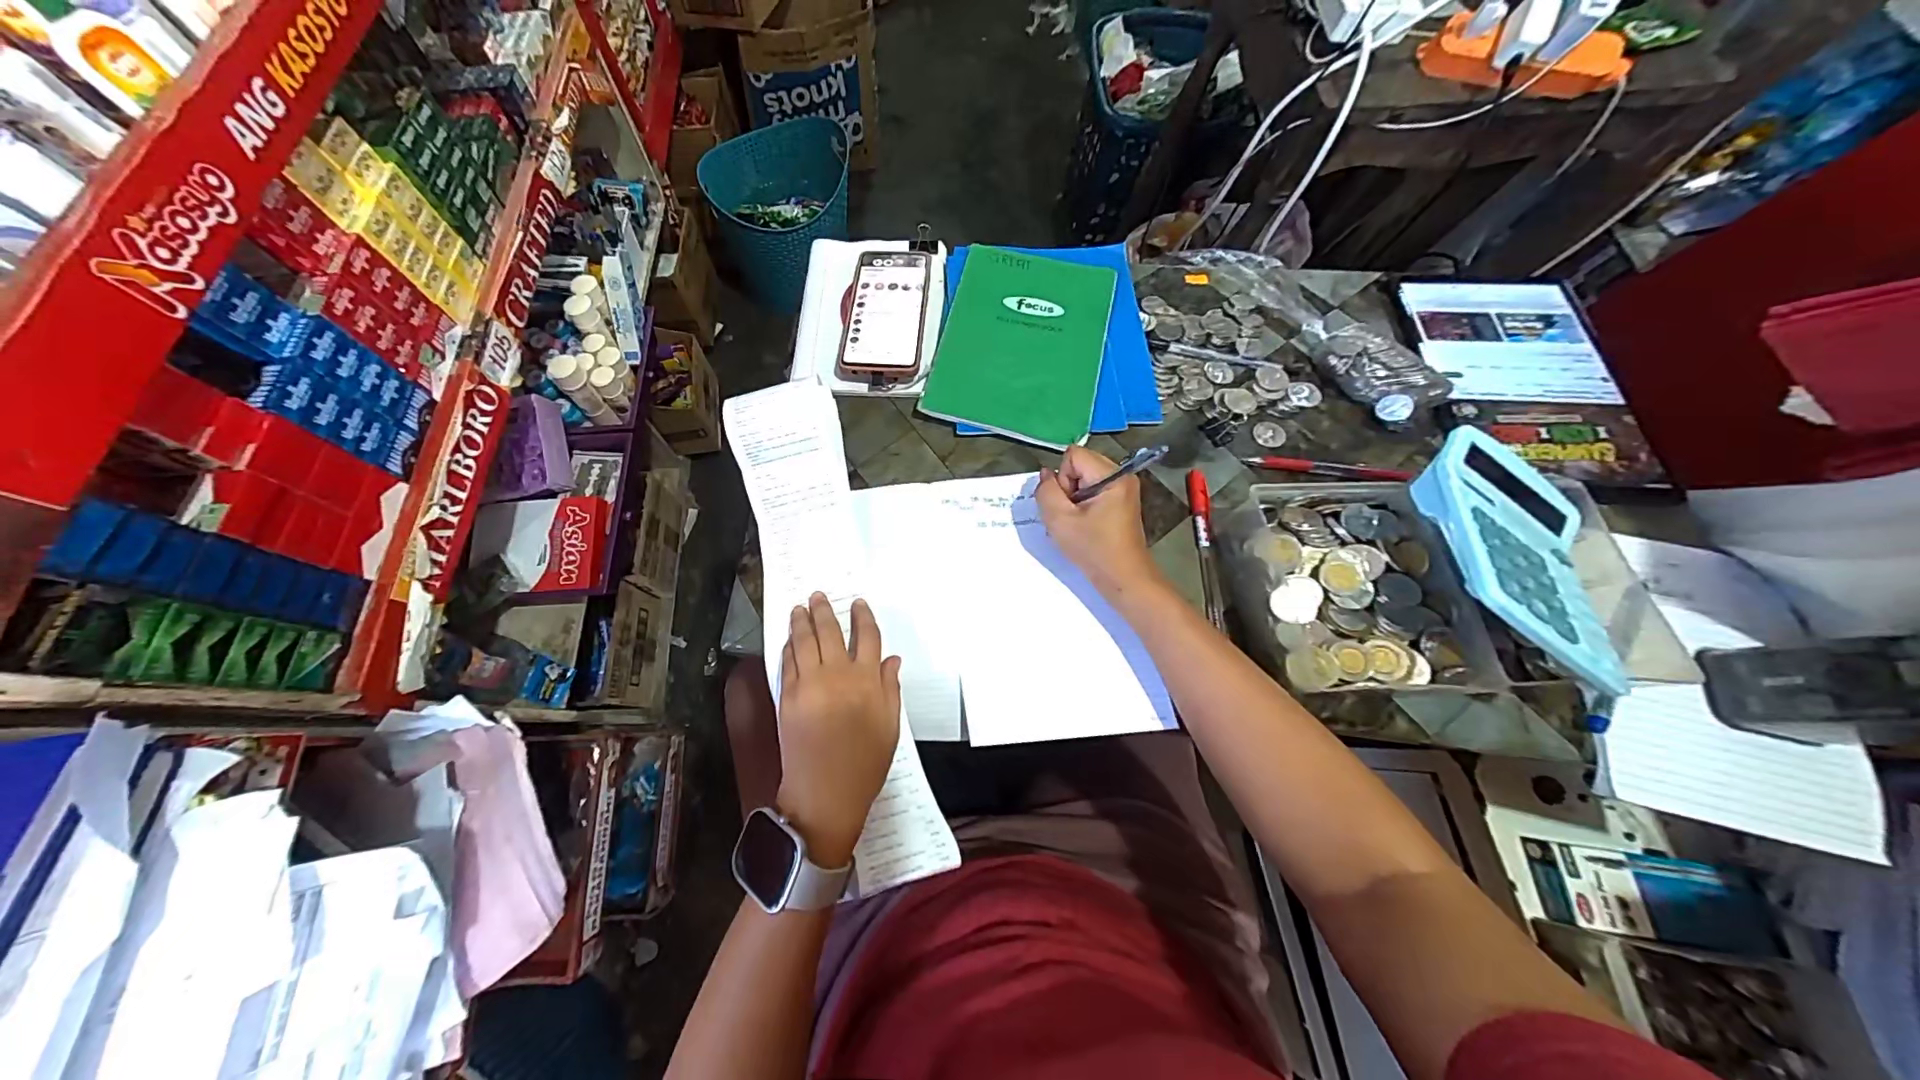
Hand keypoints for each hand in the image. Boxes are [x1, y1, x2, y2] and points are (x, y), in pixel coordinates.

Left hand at [775, 593, 901, 868]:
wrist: (825, 793)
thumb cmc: (865, 763)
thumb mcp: (890, 726)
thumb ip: (891, 688)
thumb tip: (892, 659)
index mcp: (867, 682)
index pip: (867, 638)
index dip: (863, 617)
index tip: (859, 604)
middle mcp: (838, 676)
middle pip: (830, 632)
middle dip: (825, 611)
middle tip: (819, 596)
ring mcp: (809, 685)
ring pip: (804, 642)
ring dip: (802, 621)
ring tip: (801, 608)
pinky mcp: (787, 697)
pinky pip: (788, 662)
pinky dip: (789, 646)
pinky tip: (790, 639)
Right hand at [1037, 446, 1163, 599]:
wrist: (1124, 578)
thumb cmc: (1094, 551)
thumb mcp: (1059, 520)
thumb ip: (1046, 491)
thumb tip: (1046, 474)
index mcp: (1113, 476)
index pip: (1073, 455)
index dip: (1063, 479)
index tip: (1069, 505)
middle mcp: (1122, 476)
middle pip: (1079, 463)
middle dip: (1068, 487)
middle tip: (1073, 516)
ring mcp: (1123, 488)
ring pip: (1084, 478)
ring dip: (1074, 498)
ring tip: (1079, 522)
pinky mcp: (1121, 501)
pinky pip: (1093, 489)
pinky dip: (1083, 504)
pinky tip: (1086, 524)